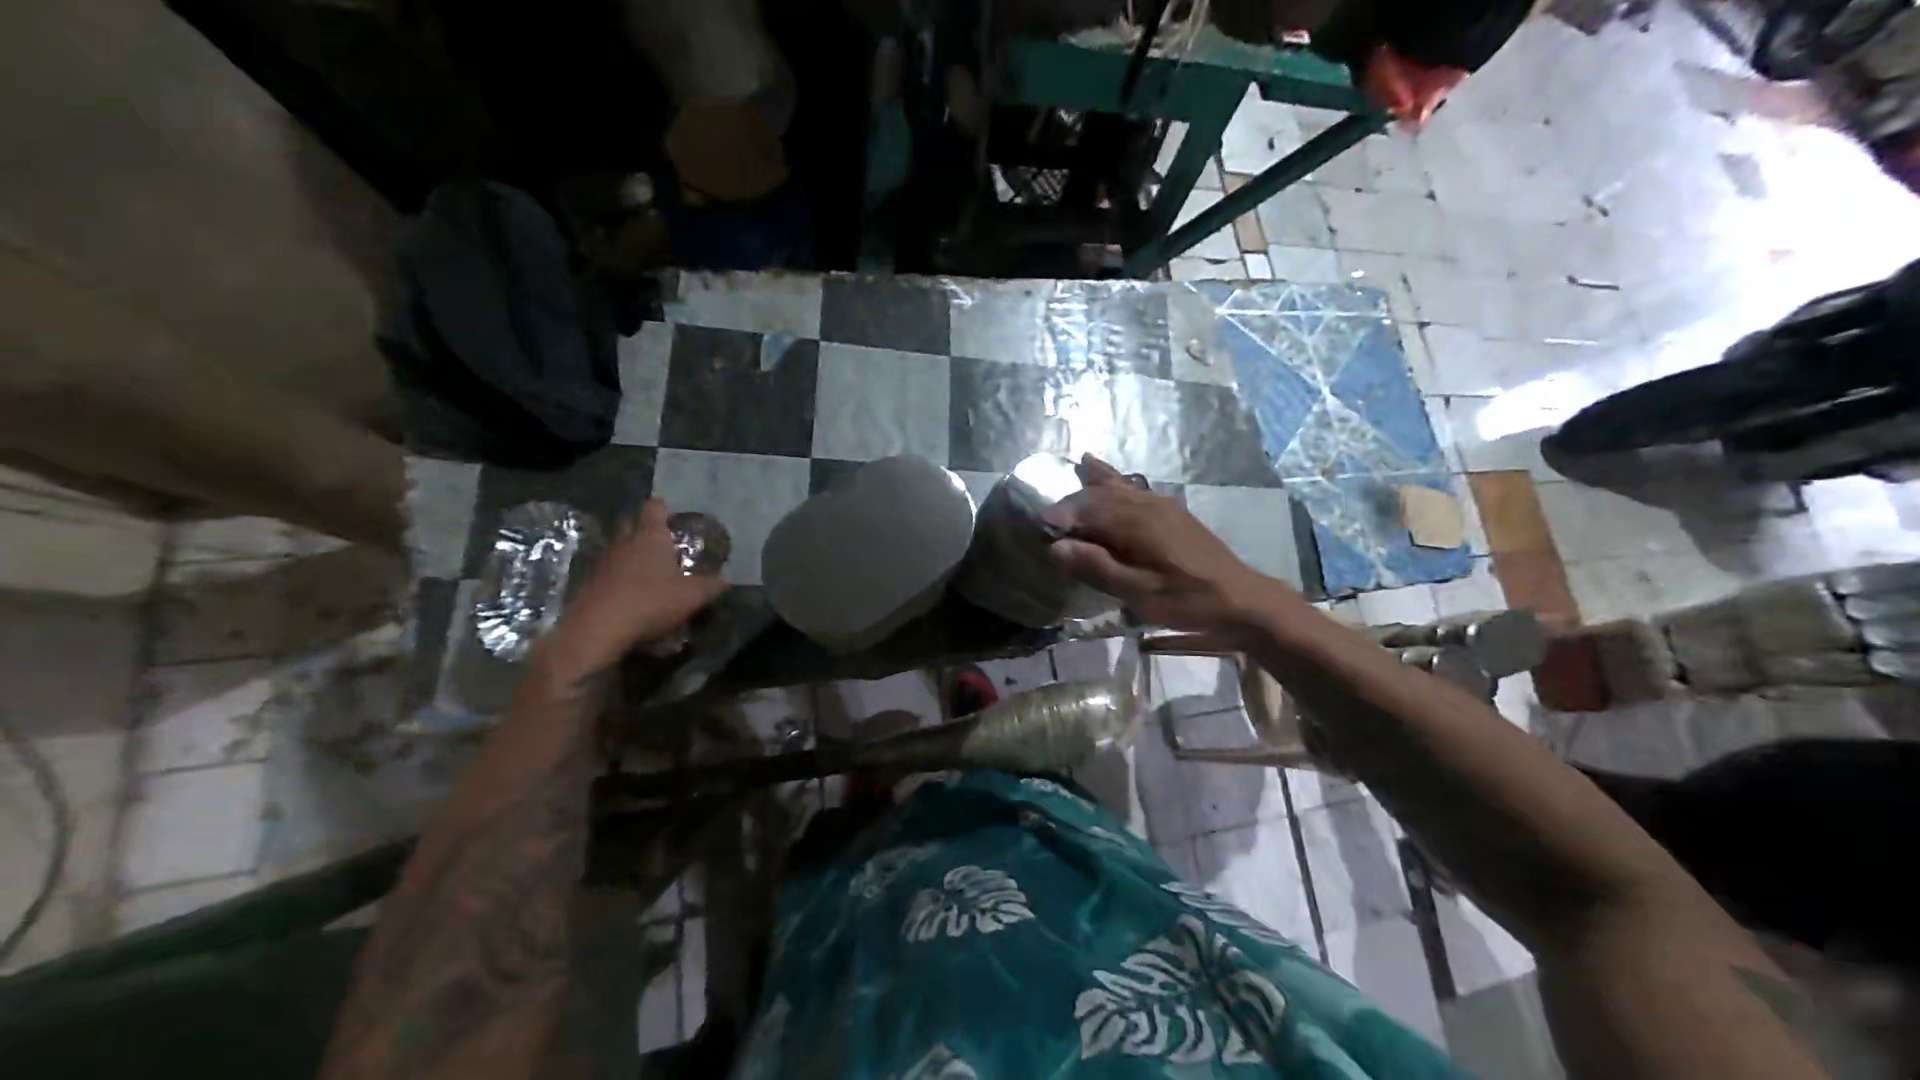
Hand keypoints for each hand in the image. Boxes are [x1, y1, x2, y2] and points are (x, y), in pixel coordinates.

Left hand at [538, 498, 727, 677]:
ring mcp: (603, 562)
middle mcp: (624, 542)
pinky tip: (633, 593)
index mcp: (650, 536)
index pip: (654, 508)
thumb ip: (712, 586)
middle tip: (664, 543)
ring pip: (619, 549)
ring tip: (651, 571)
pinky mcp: (590, 584)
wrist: (597, 631)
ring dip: (632, 555)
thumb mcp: (692, 597)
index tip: (674, 517)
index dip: (664, 508)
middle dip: (646, 529)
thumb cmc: (650, 602)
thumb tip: (726, 581)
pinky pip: (609, 572)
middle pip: (632, 524)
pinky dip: (620, 577)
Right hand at [1045, 455, 1307, 634]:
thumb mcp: (1138, 592)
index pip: (1088, 510)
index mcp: (1136, 523)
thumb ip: (1097, 567)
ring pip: (1121, 486)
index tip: (1041, 526)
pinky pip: (1136, 489)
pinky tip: (1115, 479)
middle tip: (1052, 513)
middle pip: (1102, 494)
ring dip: (1099, 479)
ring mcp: (1163, 506)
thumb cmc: (1186, 600)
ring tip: (1081, 463)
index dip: (1062, 516)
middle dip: (1076, 499)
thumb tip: (1056, 547)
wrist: (1241, 598)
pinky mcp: (1174, 513)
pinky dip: (1120, 481)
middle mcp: (1147, 505)